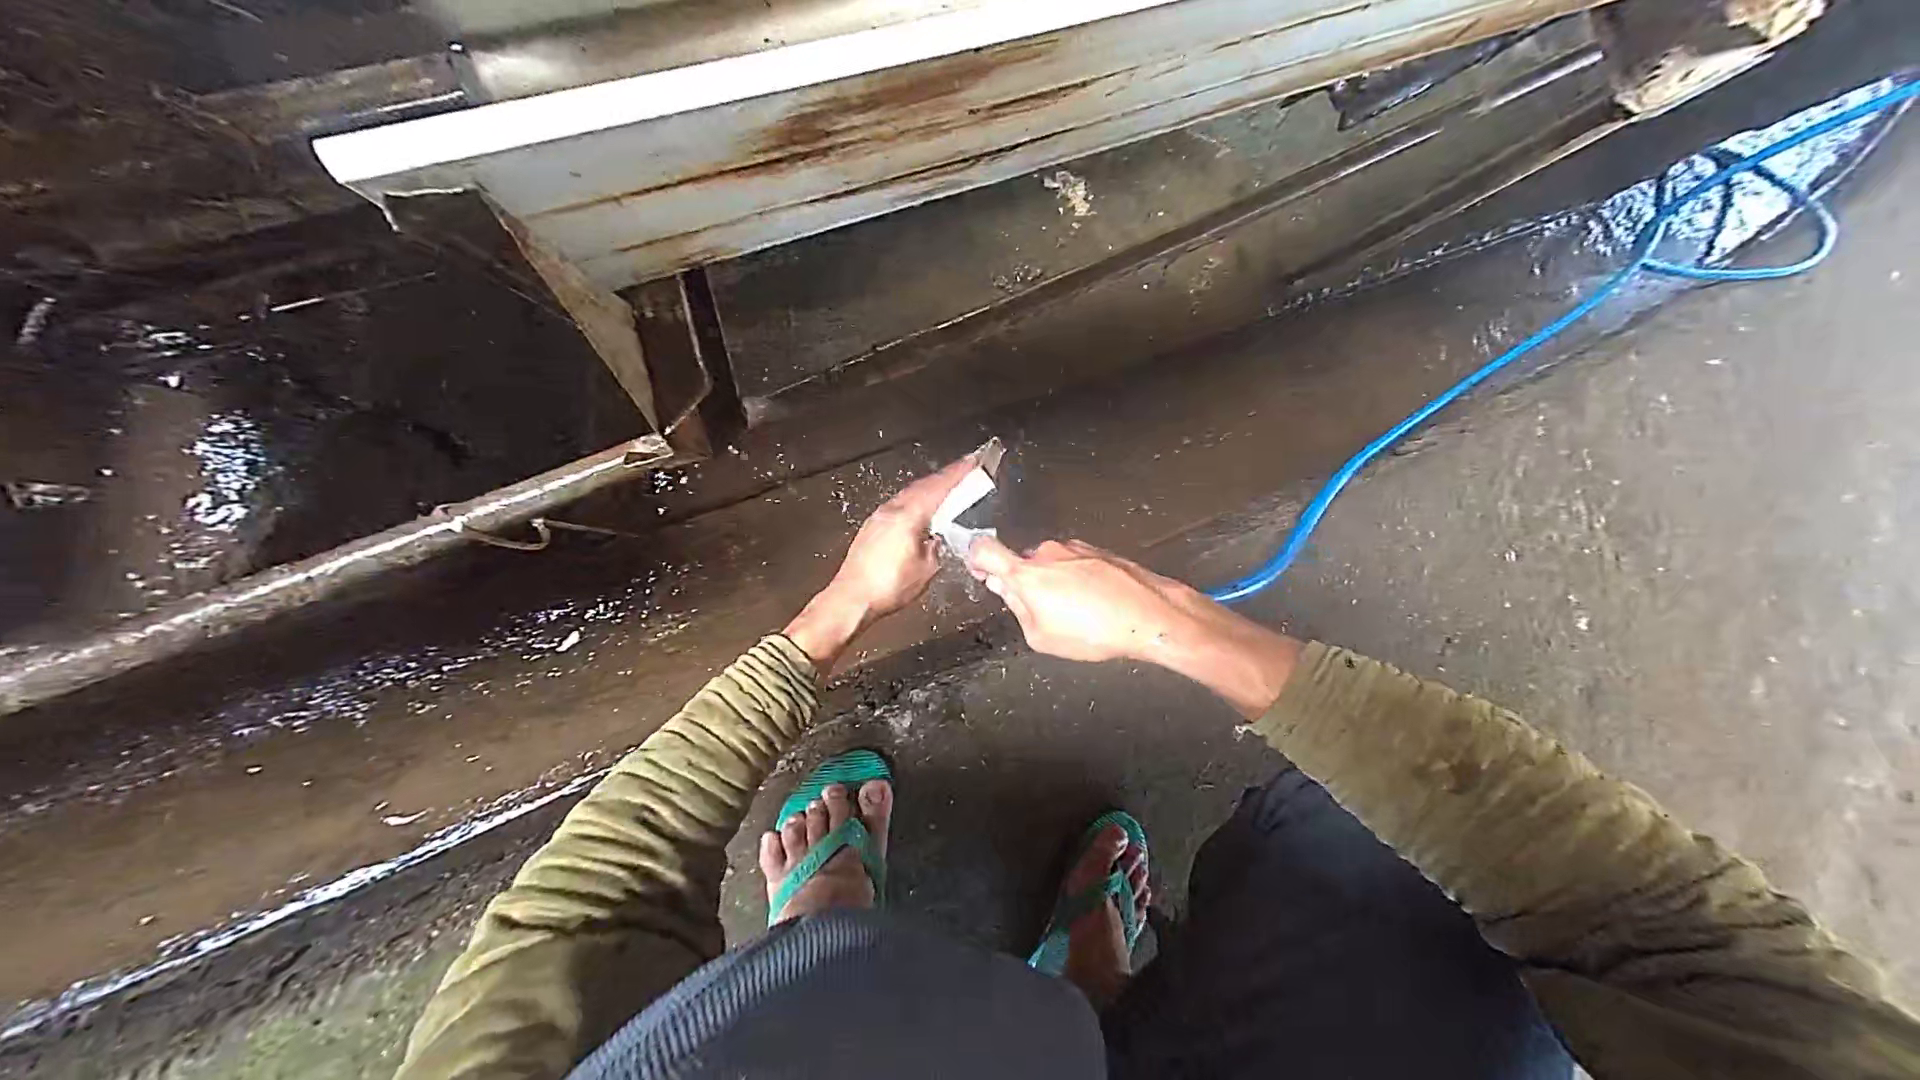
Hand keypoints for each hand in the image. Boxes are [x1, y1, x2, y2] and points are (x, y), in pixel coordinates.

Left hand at [784, 456, 976, 671]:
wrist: (852, 600)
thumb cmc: (884, 587)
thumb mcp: (926, 568)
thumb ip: (936, 548)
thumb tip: (938, 540)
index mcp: (908, 516)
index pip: (938, 487)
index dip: (958, 473)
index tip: (972, 462)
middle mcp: (891, 511)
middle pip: (922, 486)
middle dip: (944, 479)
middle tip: (962, 473)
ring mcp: (878, 519)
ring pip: (908, 496)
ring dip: (928, 491)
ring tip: (944, 492)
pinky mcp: (871, 530)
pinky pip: (897, 508)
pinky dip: (913, 505)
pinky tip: (918, 515)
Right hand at [964, 537, 1202, 662]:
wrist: (1150, 616)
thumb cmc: (1097, 631)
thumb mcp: (1042, 636)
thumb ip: (1017, 609)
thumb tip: (1007, 591)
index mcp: (1026, 574)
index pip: (984, 549)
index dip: (975, 558)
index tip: (979, 569)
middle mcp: (1047, 553)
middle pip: (1021, 563)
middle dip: (1024, 583)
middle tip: (1041, 611)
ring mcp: (1073, 548)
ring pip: (1049, 563)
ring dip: (1054, 582)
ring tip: (1076, 612)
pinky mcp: (1095, 550)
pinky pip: (1073, 563)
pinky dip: (1076, 580)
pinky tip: (1094, 604)